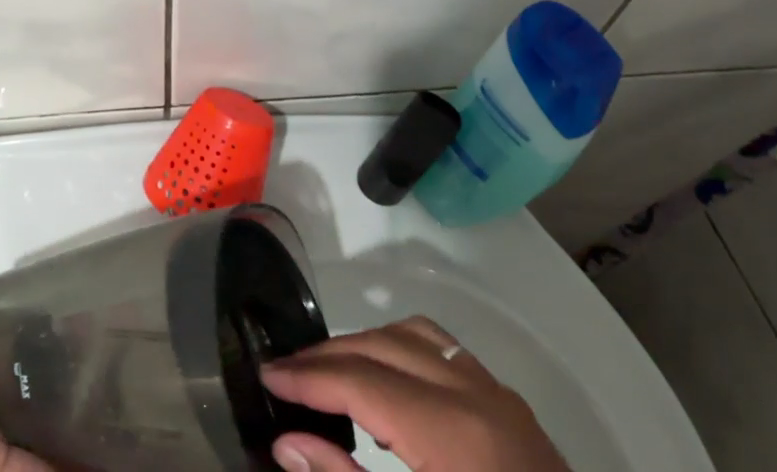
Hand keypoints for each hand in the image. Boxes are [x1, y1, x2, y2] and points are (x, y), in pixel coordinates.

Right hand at [261, 316, 568, 471]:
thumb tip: (289, 442)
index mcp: (450, 431)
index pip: (359, 381)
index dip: (306, 378)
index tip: (265, 376)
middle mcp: (474, 395)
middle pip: (381, 346)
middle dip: (325, 356)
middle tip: (284, 375)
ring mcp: (498, 395)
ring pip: (414, 335)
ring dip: (363, 344)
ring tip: (327, 372)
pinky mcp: (510, 406)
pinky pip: (445, 350)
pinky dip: (401, 350)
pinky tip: (383, 381)